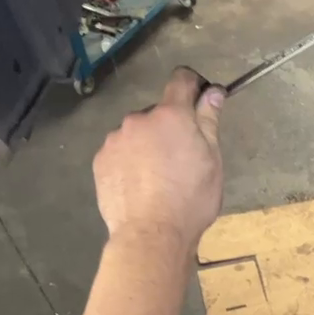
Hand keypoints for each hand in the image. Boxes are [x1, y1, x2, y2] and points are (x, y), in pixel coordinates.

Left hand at [92, 68, 224, 246]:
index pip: (181, 80)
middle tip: (183, 160)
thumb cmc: (191, 198)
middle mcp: (139, 119)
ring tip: (159, 179)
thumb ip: (209, 122)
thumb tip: (212, 92)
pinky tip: (142, 187)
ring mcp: (115, 139)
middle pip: (158, 114)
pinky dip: (131, 162)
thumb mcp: (212, 160)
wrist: (152, 234)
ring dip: (149, 146)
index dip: (194, 85)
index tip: (202, 101)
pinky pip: (120, 153)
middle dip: (170, 128)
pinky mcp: (100, 160)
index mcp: (171, 115)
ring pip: (137, 134)